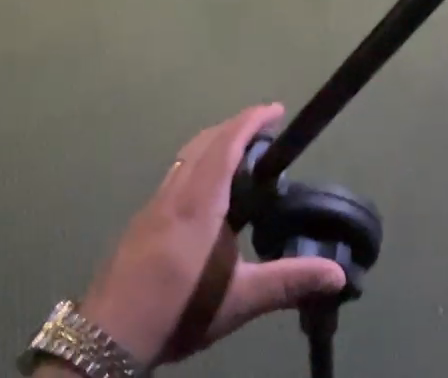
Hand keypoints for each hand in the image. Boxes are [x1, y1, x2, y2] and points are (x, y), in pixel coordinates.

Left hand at [73, 104, 346, 368]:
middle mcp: (174, 194)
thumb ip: (288, 282)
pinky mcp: (141, 223)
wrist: (109, 338)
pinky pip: (174, 176)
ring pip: (184, 158)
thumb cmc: (178, 309)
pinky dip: (197, 166)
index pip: (227, 144)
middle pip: (204, 142)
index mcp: (200, 202)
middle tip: (264, 129)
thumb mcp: (240, 299)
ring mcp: (152, 207)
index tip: (276, 109)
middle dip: (234, 127)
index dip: (251, 120)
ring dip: (213, 145)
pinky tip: (206, 196)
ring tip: (240, 157)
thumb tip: (338, 274)